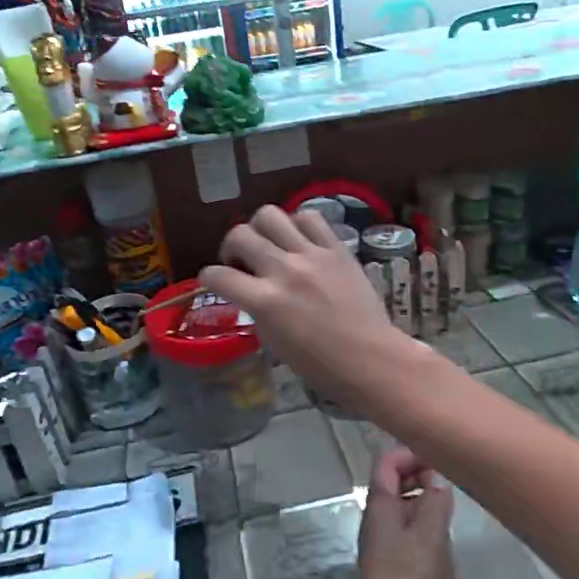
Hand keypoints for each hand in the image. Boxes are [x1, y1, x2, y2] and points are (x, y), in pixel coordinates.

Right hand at [200, 206, 419, 411]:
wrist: (370, 357)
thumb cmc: (320, 363)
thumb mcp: (274, 342)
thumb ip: (257, 309)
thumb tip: (248, 290)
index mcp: (266, 301)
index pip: (219, 275)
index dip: (208, 276)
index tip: (213, 278)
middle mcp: (285, 271)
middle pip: (241, 235)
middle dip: (231, 246)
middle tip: (241, 260)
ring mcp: (312, 255)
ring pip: (271, 215)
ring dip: (261, 228)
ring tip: (270, 243)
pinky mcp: (337, 248)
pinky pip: (310, 218)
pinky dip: (297, 223)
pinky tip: (299, 239)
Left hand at [359, 449, 454, 578]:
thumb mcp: (430, 535)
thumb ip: (435, 501)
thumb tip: (438, 479)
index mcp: (378, 507)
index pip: (386, 463)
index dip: (409, 452)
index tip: (437, 450)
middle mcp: (376, 522)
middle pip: (392, 484)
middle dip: (418, 473)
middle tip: (448, 474)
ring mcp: (384, 546)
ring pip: (402, 507)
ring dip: (423, 497)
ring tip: (450, 498)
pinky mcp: (395, 568)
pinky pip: (408, 531)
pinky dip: (424, 521)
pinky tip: (443, 531)